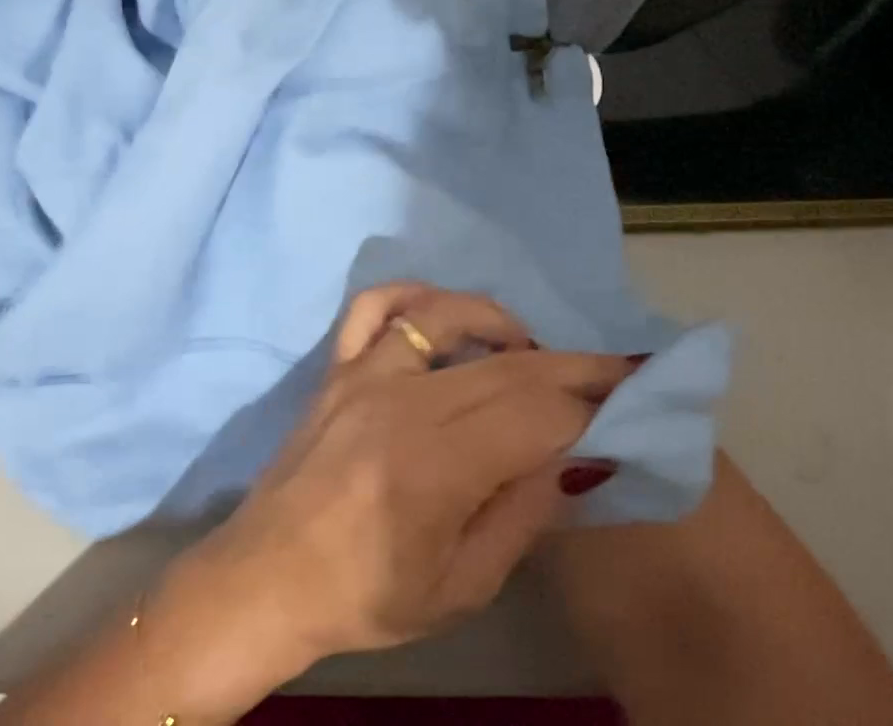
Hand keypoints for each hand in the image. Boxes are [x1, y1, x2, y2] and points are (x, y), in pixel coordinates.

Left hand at [148, 283, 632, 711]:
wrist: (265, 580)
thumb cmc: (364, 597)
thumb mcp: (461, 589)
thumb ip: (521, 517)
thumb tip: (572, 458)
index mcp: (435, 467)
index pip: (537, 416)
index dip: (590, 410)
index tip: (627, 407)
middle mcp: (401, 405)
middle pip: (507, 366)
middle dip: (571, 367)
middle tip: (613, 373)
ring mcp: (362, 377)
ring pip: (448, 319)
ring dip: (503, 326)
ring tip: (530, 354)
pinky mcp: (335, 371)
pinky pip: (374, 307)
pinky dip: (416, 296)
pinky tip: (444, 316)